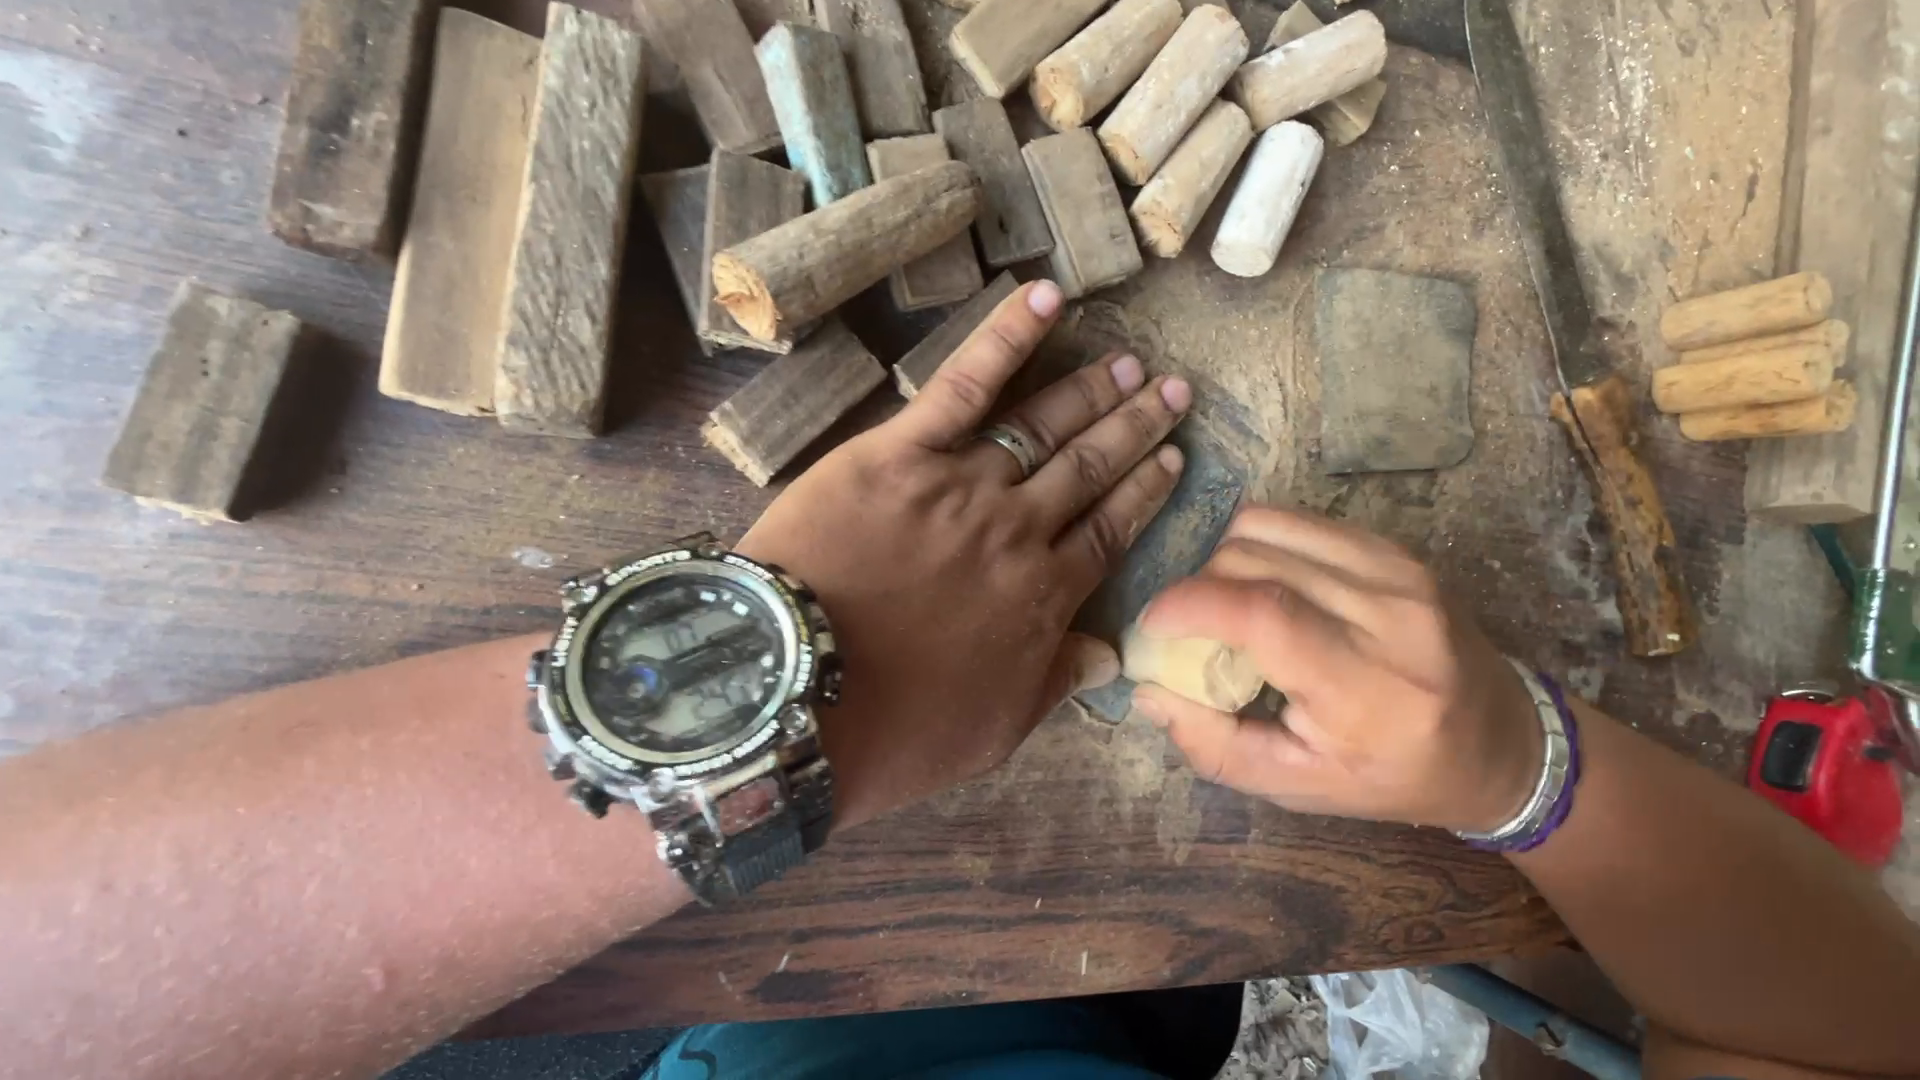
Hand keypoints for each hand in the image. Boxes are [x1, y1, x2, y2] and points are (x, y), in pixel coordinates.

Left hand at [737, 281, 1191, 829]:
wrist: (795, 697)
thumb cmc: (894, 726)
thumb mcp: (993, 730)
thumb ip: (1055, 683)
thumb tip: (1112, 656)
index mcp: (1042, 596)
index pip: (1109, 531)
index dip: (1144, 493)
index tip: (1172, 460)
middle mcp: (1018, 530)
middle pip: (1089, 469)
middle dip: (1135, 427)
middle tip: (1172, 391)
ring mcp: (963, 485)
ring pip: (1042, 426)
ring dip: (1091, 390)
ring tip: (1130, 361)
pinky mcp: (902, 452)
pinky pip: (965, 383)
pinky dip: (1006, 337)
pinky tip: (1045, 296)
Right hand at [1128, 506, 1542, 832]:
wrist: (1502, 742)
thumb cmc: (1394, 775)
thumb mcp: (1298, 787)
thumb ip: (1214, 745)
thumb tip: (1147, 689)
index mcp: (1369, 688)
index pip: (1263, 614)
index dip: (1189, 605)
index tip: (1152, 626)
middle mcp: (1389, 612)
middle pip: (1251, 559)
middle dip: (1200, 590)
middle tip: (1198, 635)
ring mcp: (1396, 568)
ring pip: (1264, 526)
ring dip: (1225, 562)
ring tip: (1232, 608)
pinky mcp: (1393, 546)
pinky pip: (1293, 521)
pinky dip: (1259, 547)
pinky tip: (1268, 587)